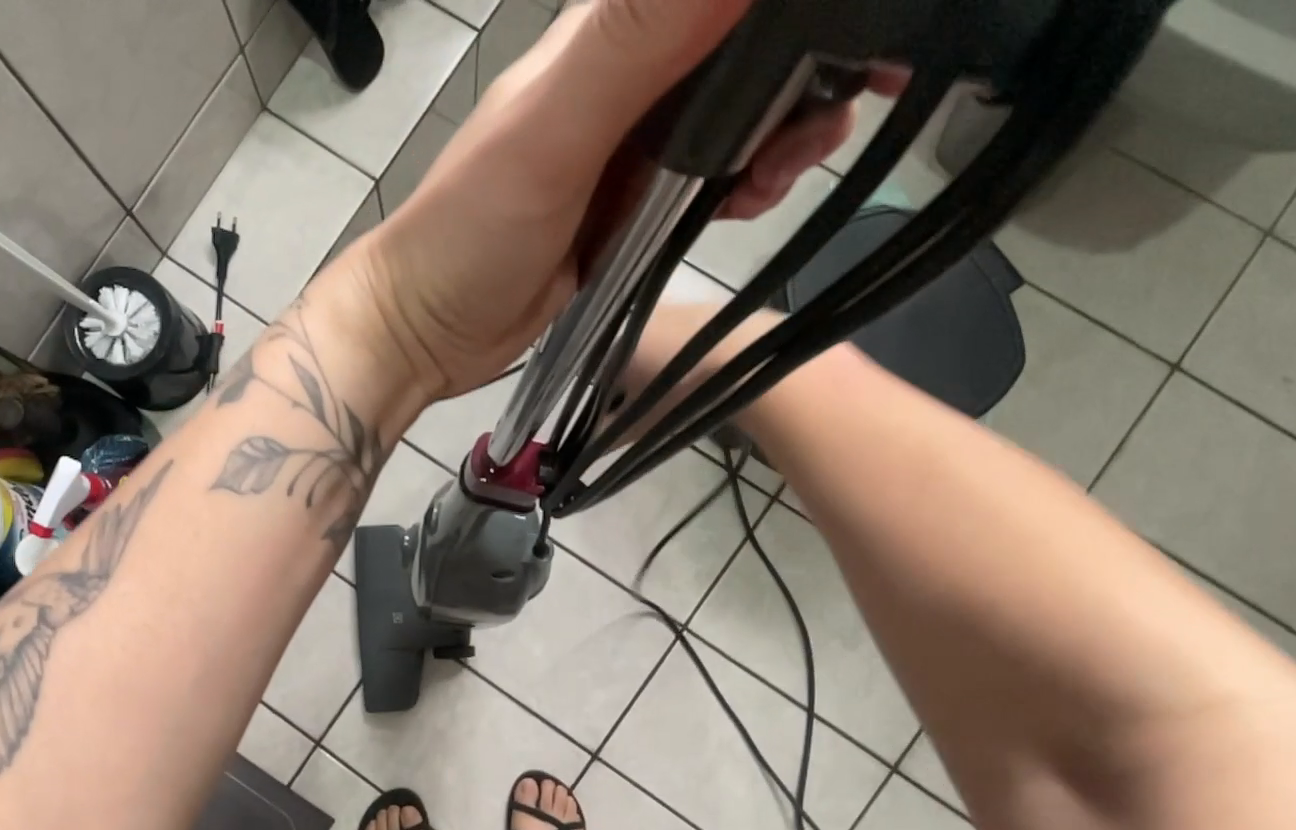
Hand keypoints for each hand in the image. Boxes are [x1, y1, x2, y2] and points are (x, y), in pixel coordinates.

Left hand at [334, 0, 861, 401]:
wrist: (428, 331)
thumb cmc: (472, 229)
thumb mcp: (553, 129)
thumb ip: (638, 38)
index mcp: (607, 40)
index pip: (717, 3)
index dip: (793, 14)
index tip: (867, 34)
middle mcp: (626, 85)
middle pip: (742, 56)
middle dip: (800, 79)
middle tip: (827, 125)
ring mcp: (629, 151)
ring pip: (735, 120)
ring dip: (779, 138)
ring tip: (780, 175)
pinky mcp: (632, 210)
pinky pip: (709, 182)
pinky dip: (742, 187)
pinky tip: (749, 203)